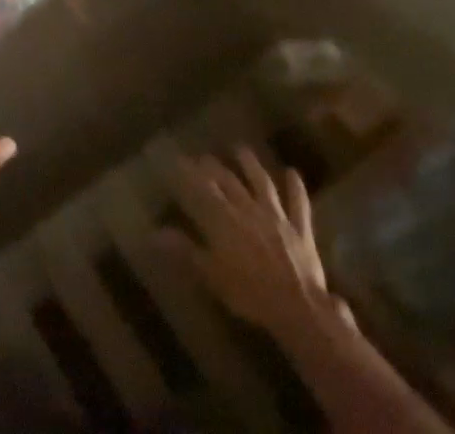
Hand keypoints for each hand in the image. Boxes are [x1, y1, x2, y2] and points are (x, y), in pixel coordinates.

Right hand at [161, 149, 351, 335]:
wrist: (297, 305)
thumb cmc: (248, 293)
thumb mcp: (210, 274)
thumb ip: (184, 249)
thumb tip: (154, 233)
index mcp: (225, 221)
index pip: (203, 190)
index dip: (190, 174)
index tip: (179, 159)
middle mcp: (249, 210)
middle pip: (230, 183)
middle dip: (215, 167)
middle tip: (205, 156)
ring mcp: (278, 217)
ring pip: (263, 183)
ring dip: (251, 165)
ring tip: (241, 149)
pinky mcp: (300, 228)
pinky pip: (298, 202)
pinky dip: (296, 186)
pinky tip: (292, 171)